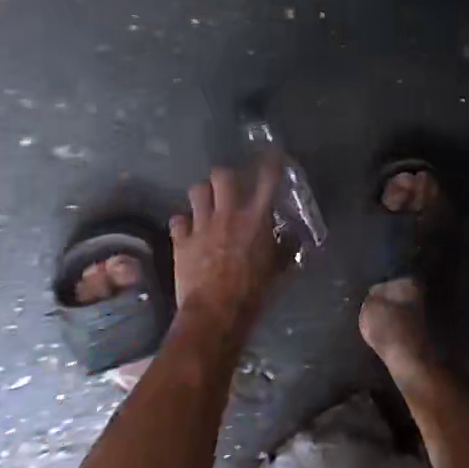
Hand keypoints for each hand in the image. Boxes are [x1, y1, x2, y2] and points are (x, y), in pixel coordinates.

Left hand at [168, 158, 283, 346]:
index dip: (270, 163)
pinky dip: (182, 223)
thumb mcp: (278, 271)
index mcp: (256, 220)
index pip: (267, 180)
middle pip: (222, 174)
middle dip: (225, 175)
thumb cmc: (253, 293)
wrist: (216, 312)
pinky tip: (186, 230)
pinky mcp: (181, 240)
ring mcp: (201, 225)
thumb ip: (284, 250)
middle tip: (228, 184)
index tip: (271, 155)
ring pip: (196, 191)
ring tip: (206, 203)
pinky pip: (177, 220)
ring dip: (202, 194)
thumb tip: (291, 239)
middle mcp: (228, 214)